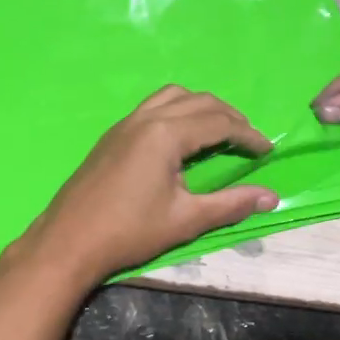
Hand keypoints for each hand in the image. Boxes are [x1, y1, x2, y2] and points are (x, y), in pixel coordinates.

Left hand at [13, 86, 279, 287]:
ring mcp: (125, 124)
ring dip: (202, 108)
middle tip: (250, 141)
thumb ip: (231, 204)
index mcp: (165, 134)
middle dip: (230, 117)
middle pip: (199, 101)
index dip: (249, 135)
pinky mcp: (113, 136)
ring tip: (220, 132)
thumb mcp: (186, 220)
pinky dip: (179, 112)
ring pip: (173, 96)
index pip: (219, 122)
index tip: (269, 151)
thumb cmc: (129, 232)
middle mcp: (146, 118)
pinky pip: (154, 107)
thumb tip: (272, 196)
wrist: (67, 242)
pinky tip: (183, 140)